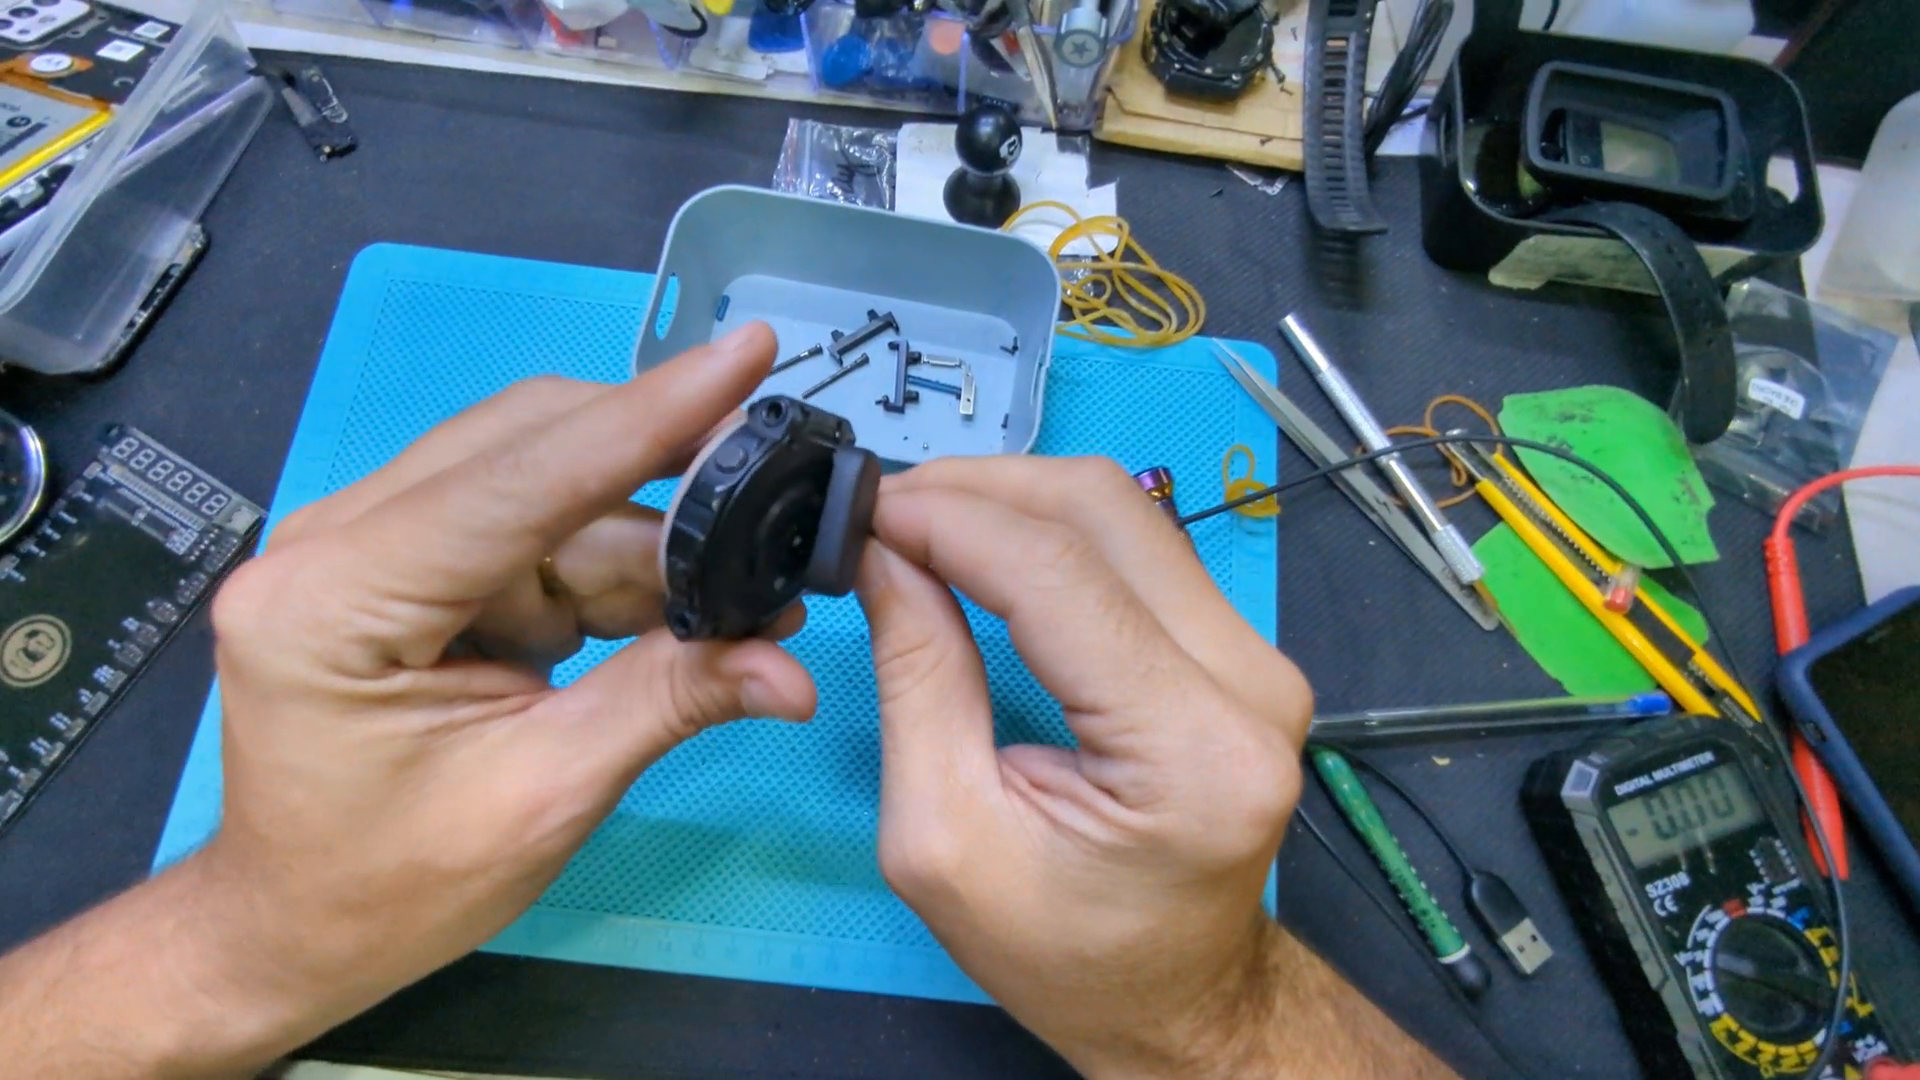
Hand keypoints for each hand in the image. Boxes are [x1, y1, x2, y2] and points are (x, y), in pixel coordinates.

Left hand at [192, 322, 816, 1060]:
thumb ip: (673, 702)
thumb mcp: (549, 793)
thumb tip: (797, 674)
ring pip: (569, 488)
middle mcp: (354, 538)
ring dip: (667, 539)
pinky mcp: (441, 560)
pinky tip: (694, 606)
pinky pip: (565, 530)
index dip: (652, 414)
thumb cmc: (397, 881)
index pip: (528, 478)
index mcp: (342, 597)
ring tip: (751, 597)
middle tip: (777, 483)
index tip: (749, 351)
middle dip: (673, 467)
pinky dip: (639, 565)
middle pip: (547, 445)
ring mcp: (396, 541)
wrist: (306, 925)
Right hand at [856, 456, 1310, 1077]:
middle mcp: (1248, 681)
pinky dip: (1051, 526)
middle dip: (980, 487)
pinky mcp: (1240, 646)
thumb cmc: (1060, 950)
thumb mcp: (942, 836)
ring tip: (928, 517)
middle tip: (889, 506)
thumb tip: (884, 554)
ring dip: (1014, 495)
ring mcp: (1257, 655)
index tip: (867, 510)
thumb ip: (916, 677)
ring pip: (1124, 511)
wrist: (1175, 992)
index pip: (1057, 578)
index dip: (950, 522)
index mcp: (1188, 751)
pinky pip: (1138, 546)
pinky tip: (990, 540)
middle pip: (1104, 510)